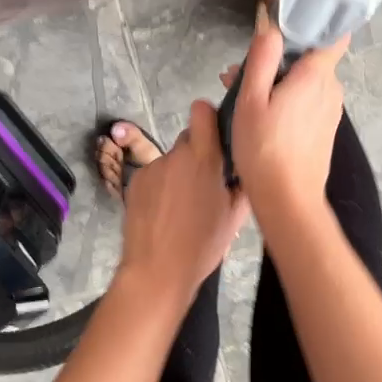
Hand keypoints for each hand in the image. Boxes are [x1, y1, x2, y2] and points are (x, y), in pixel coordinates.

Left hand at [117, 102, 249, 299]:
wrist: (157, 271)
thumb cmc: (203, 245)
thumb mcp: (235, 216)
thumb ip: (243, 182)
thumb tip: (246, 165)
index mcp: (204, 158)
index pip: (202, 111)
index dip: (209, 118)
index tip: (216, 136)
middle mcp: (176, 155)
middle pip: (189, 140)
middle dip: (198, 154)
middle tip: (204, 184)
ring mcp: (152, 167)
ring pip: (172, 160)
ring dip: (179, 173)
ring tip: (182, 206)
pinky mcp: (135, 181)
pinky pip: (155, 175)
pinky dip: (161, 187)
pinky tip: (164, 213)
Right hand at [226, 16, 349, 218]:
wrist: (288, 201)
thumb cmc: (265, 148)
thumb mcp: (251, 100)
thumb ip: (262, 59)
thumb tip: (270, 26)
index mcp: (316, 76)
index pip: (333, 36)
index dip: (315, 23)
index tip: (288, 22)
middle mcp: (331, 90)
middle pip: (309, 60)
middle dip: (277, 60)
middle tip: (238, 72)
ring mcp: (330, 112)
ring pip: (304, 83)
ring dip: (277, 82)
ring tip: (239, 96)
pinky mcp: (324, 131)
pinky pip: (306, 103)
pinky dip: (285, 100)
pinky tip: (258, 116)